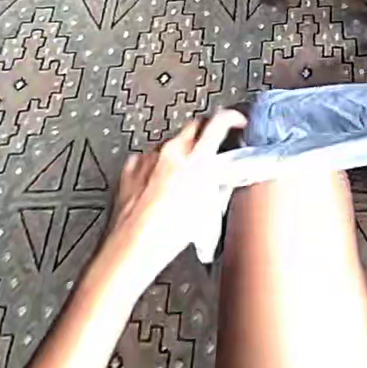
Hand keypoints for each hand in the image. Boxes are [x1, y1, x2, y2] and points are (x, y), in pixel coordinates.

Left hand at [98, 110, 246, 289]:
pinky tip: (158, 186)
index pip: (220, 121)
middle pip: (195, 126)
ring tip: (182, 179)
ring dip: (180, 154)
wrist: (129, 251)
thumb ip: (220, 185)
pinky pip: (149, 157)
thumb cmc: (165, 237)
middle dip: (206, 133)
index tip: (237, 120)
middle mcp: (172, 152)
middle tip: (212, 147)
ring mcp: (149, 157)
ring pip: (172, 142)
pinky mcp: (131, 166)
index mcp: (197, 160)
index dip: (233, 117)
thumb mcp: (209, 211)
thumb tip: (225, 178)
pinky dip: (157, 166)